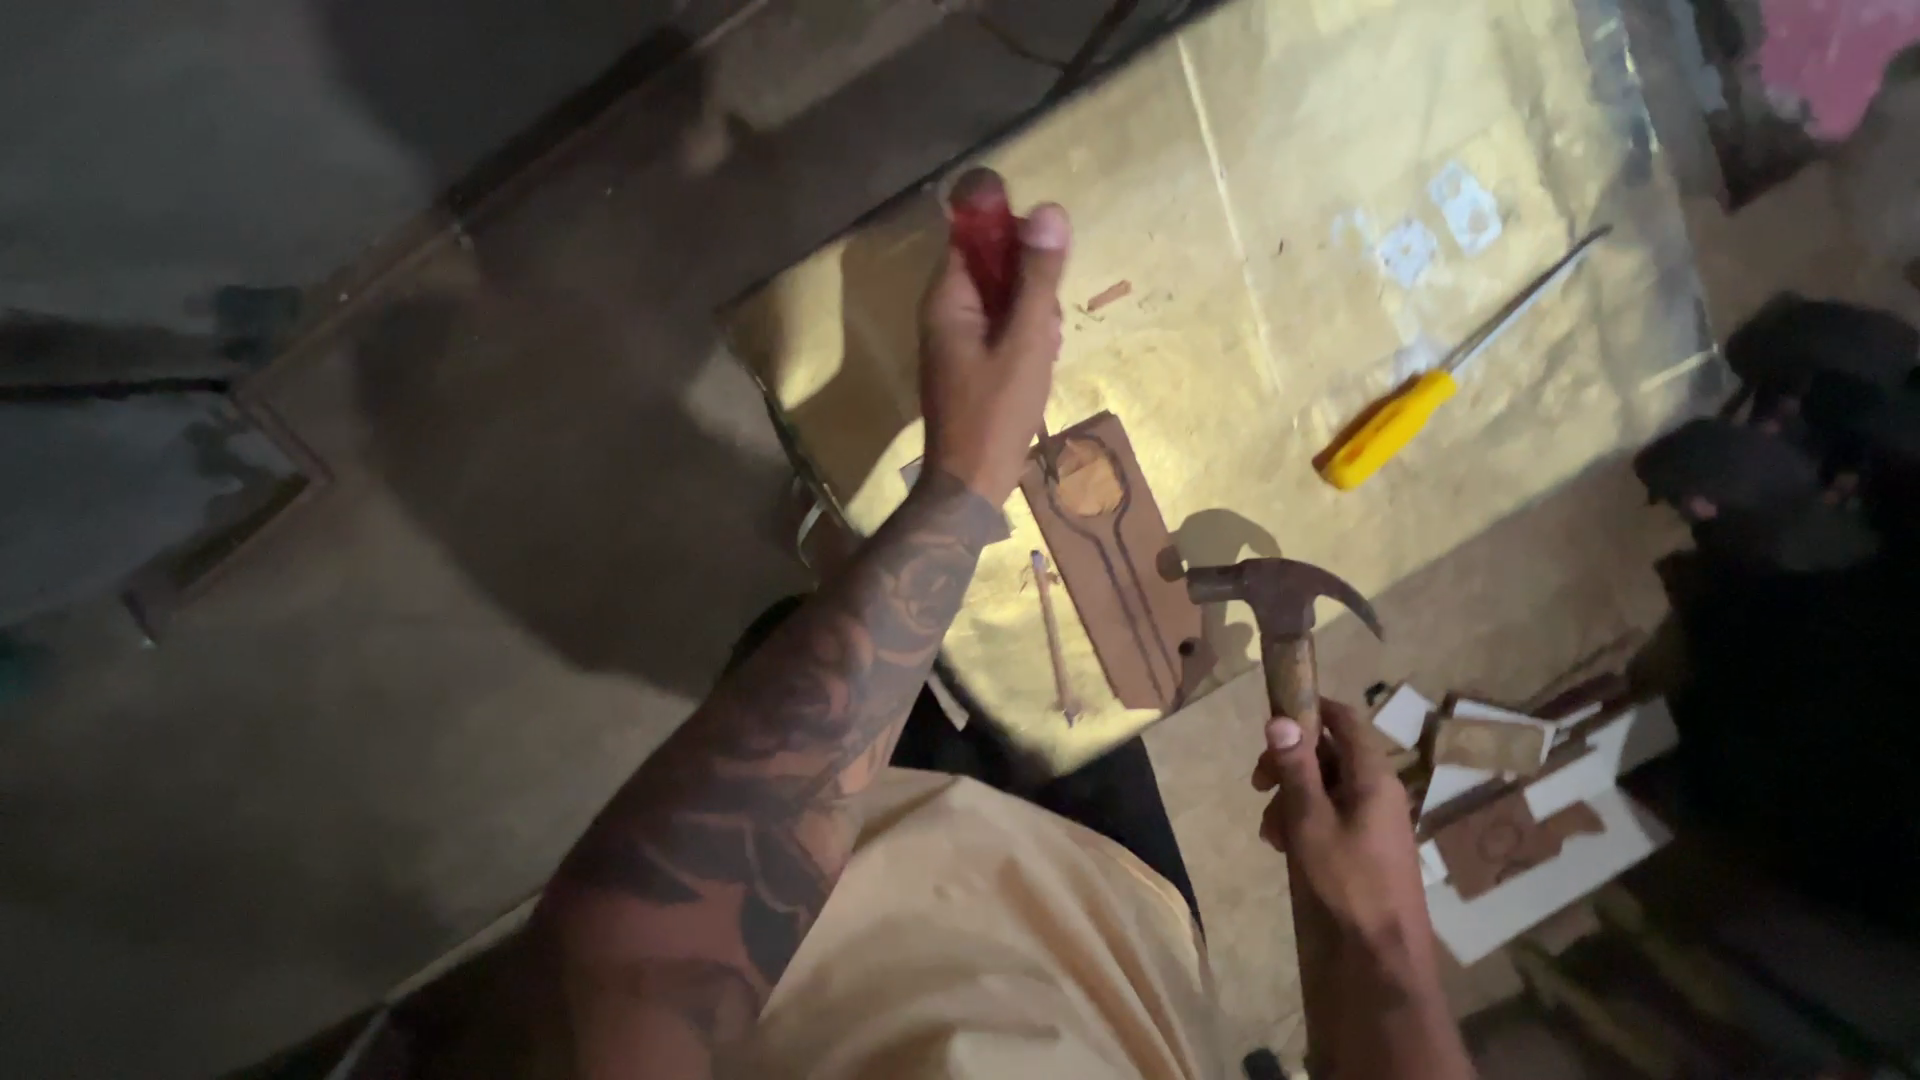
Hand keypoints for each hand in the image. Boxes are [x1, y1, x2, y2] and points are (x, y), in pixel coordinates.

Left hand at [918, 201, 1070, 504]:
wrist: (971, 481)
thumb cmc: (996, 412)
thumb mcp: (1027, 341)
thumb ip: (1038, 278)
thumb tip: (1050, 209)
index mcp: (947, 298)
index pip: (973, 233)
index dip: (1012, 232)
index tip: (1046, 258)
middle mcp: (944, 312)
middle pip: (992, 265)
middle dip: (1030, 284)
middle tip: (1047, 323)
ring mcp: (955, 339)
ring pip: (1002, 300)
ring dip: (1032, 316)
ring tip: (1045, 351)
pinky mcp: (968, 363)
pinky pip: (1000, 330)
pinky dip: (1024, 340)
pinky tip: (1039, 366)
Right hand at [1256, 700, 1432, 964]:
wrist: (1383, 951)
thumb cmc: (1348, 879)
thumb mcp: (1311, 820)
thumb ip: (1296, 768)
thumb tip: (1280, 718)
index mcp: (1372, 776)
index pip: (1344, 719)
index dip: (1310, 708)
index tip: (1272, 716)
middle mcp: (1377, 788)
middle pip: (1328, 753)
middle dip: (1288, 763)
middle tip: (1258, 783)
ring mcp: (1374, 816)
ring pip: (1324, 785)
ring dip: (1290, 796)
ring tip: (1270, 830)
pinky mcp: (1367, 841)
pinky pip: (1330, 812)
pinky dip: (1304, 818)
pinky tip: (1284, 845)